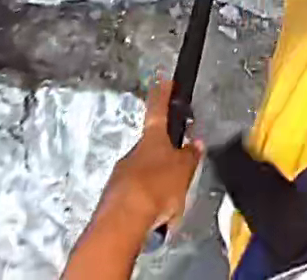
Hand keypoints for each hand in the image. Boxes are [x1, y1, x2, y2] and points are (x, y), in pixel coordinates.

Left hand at [101, 78, 203, 230]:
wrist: (120, 226)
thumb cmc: (156, 187)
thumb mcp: (185, 169)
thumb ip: (191, 155)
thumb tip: (195, 144)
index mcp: (152, 139)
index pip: (158, 110)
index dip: (163, 94)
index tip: (163, 79)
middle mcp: (133, 154)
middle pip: (152, 148)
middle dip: (166, 158)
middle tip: (180, 172)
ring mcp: (119, 178)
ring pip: (144, 175)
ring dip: (157, 186)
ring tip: (170, 204)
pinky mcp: (111, 203)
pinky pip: (135, 198)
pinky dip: (147, 205)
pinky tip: (156, 218)